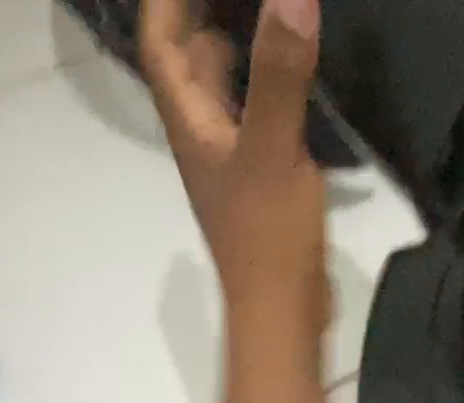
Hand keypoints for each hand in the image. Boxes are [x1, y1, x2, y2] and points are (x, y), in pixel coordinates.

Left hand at [141, 0, 328, 331]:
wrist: (282, 311)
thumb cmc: (268, 236)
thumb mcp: (274, 148)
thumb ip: (279, 73)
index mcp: (191, 120)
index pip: (162, 40)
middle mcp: (204, 134)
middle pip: (190, 59)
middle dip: (206, 13)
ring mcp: (234, 160)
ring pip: (227, 90)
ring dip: (241, 49)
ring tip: (272, 15)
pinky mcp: (264, 182)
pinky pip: (259, 119)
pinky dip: (271, 90)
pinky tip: (300, 80)